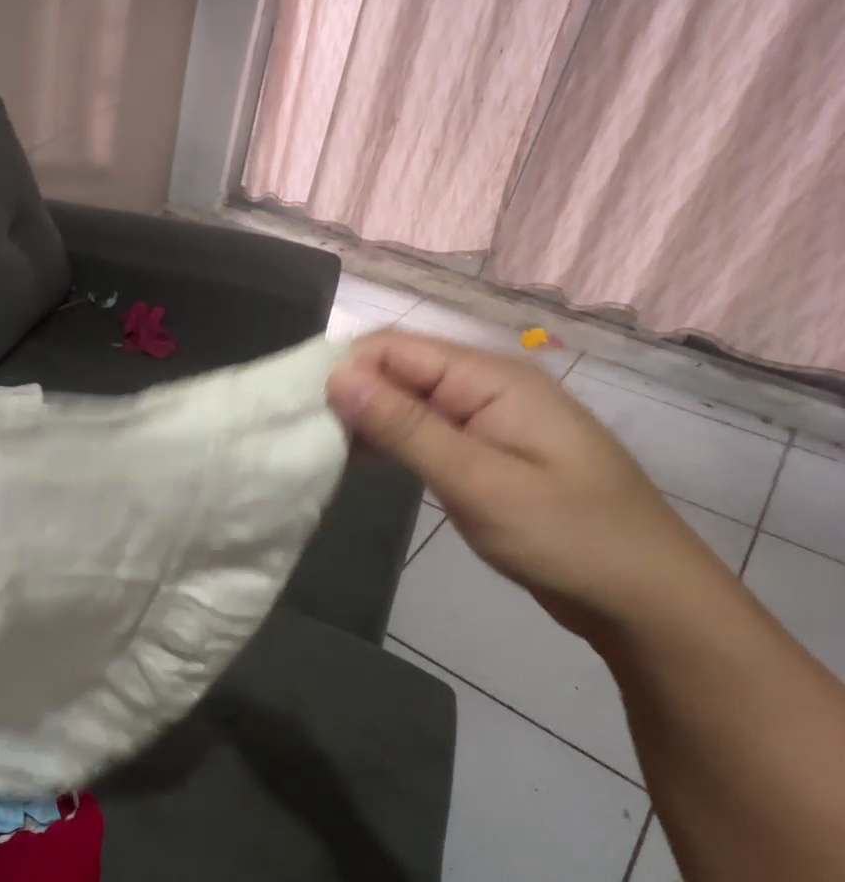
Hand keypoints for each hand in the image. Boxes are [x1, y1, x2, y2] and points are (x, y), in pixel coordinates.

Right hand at [326, 330, 728, 636]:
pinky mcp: (484, 449)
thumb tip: (335, 377)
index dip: (343, 369)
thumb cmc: (569, 537)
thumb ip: (404, 426)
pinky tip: (357, 463)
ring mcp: (487, 418)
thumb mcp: (477, 481)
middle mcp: (487, 385)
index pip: (394, 347)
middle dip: (348, 394)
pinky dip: (387, 440)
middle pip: (396, 367)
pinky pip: (421, 426)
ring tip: (320, 451)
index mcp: (492, 379)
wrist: (649, 602)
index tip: (300, 411)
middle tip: (304, 436)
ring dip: (363, 419)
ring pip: (404, 398)